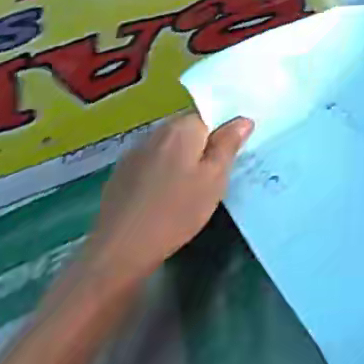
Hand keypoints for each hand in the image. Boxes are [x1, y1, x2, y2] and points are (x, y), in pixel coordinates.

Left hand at [77, 112, 253, 287]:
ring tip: (188, 191)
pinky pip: (150, 164)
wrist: (122, 248)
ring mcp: (134, 152)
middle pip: (187, 130)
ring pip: (168, 148)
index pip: (210, 116)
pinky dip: (160, 174)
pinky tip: (163, 199)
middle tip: (213, 179)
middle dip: (201, 148)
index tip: (227, 160)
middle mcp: (156, 131)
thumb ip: (228, 145)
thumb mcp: (214, 179)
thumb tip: (243, 119)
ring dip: (180, 161)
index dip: (222, 136)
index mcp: (182, 128)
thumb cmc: (177, 211)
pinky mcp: (120, 173)